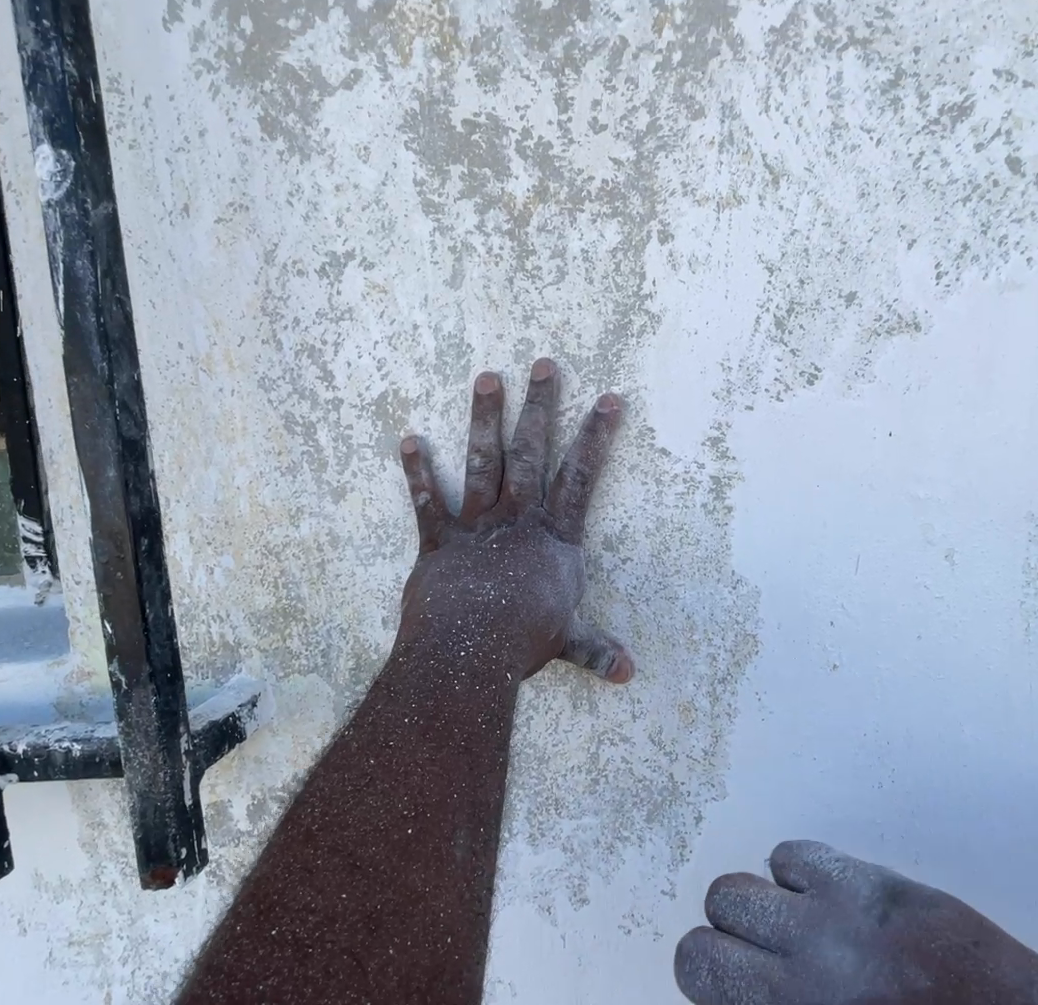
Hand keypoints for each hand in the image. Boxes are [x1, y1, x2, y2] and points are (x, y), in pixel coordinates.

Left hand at [396, 358, 633, 683]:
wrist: (469, 648)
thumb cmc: (523, 643)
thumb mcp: (567, 642)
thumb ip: (595, 650)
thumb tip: (628, 674)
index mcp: (554, 538)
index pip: (581, 477)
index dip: (597, 438)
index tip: (609, 399)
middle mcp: (518, 519)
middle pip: (532, 452)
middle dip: (540, 407)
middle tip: (544, 364)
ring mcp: (477, 524)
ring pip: (484, 460)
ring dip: (485, 419)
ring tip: (487, 377)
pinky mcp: (439, 539)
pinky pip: (427, 500)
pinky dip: (417, 471)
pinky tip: (408, 439)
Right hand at [676, 841, 1037, 1004]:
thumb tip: (736, 992)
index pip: (695, 968)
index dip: (706, 980)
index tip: (731, 990)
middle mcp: (802, 971)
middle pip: (706, 929)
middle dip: (721, 948)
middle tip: (758, 965)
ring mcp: (835, 919)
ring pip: (736, 886)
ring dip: (752, 912)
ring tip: (791, 933)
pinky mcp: (869, 883)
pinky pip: (791, 856)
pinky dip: (793, 878)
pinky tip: (823, 906)